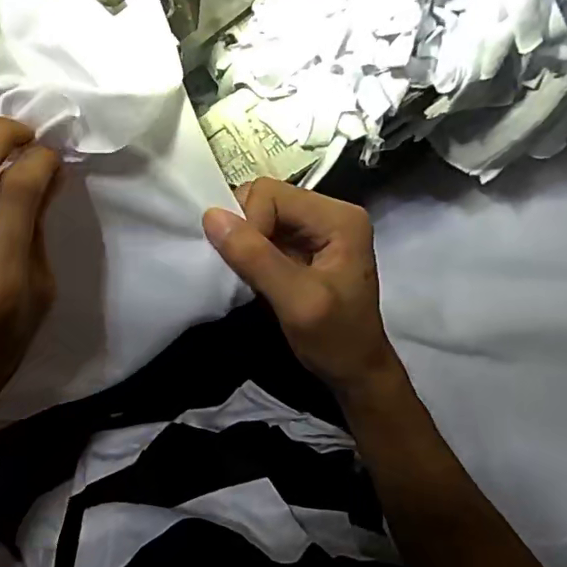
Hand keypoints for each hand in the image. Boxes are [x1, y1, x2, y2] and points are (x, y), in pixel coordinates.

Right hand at [203, 179, 401, 392]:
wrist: (355, 372)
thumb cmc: (335, 340)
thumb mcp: (296, 301)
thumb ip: (256, 258)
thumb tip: (211, 216)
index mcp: (338, 217)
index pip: (270, 194)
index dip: (250, 224)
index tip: (250, 266)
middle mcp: (329, 213)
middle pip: (264, 199)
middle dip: (246, 231)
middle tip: (248, 271)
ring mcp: (315, 229)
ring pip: (259, 215)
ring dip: (246, 243)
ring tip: (252, 276)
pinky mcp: (302, 246)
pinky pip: (263, 233)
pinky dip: (250, 252)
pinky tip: (255, 277)